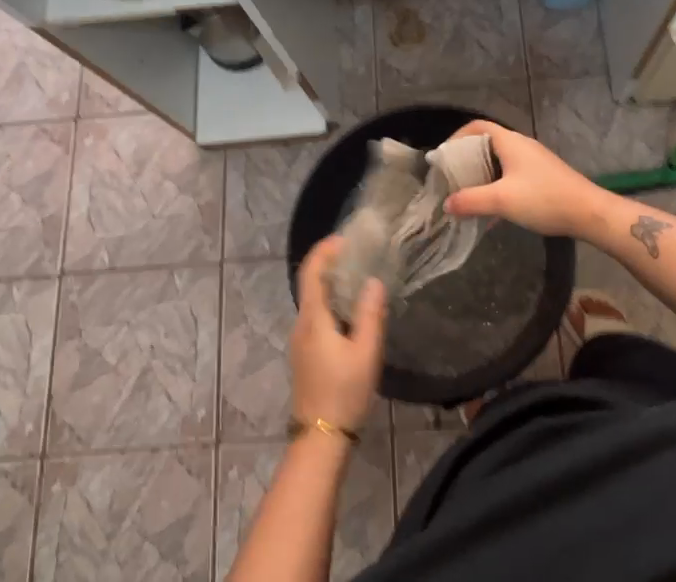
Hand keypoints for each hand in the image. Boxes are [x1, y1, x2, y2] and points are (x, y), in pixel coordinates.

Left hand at [291, 236, 386, 430]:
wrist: (320, 437)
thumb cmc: (344, 392)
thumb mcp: (366, 353)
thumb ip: (370, 314)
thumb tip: (374, 281)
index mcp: (313, 319)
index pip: (312, 272)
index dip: (325, 250)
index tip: (346, 238)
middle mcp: (302, 324)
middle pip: (312, 283)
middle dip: (333, 263)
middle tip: (361, 253)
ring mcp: (301, 340)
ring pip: (315, 301)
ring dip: (334, 284)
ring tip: (362, 277)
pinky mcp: (306, 353)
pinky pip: (317, 316)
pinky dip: (333, 303)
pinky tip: (354, 310)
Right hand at [440, 120, 612, 238]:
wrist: (588, 212)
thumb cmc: (544, 199)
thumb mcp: (502, 200)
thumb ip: (471, 201)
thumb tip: (446, 204)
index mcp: (510, 142)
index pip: (477, 126)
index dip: (457, 137)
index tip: (443, 157)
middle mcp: (521, 145)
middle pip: (486, 143)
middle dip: (466, 159)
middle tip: (451, 178)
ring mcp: (533, 161)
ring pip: (499, 161)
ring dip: (481, 175)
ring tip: (466, 194)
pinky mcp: (541, 176)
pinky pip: (510, 174)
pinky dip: (496, 185)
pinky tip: (492, 208)